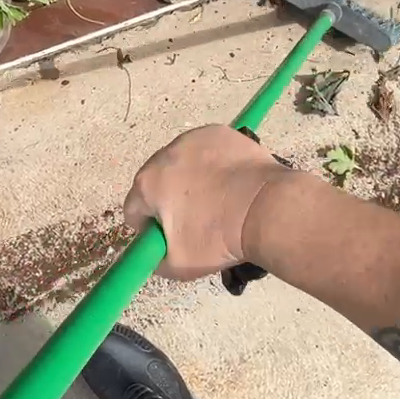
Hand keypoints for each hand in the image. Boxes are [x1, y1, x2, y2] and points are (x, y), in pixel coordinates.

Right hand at [123, 125, 289, 279]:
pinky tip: (231, 180)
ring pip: (183, 163)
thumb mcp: (179, 266)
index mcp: (148, 184)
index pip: (134, 208)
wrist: (265, 208)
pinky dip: (214, 163)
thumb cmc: (218, 237)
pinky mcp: (220, 132)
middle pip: (157, 181)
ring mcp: (194, 138)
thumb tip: (155, 252)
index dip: (148, 227)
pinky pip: (207, 151)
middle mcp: (165, 154)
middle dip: (169, 199)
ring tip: (217, 198)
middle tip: (195, 220)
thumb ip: (156, 260)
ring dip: (191, 178)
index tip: (168, 237)